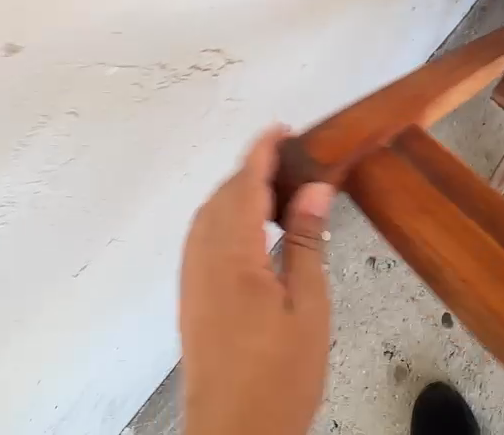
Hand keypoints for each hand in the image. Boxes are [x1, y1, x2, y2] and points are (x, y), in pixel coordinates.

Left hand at [179, 127, 335, 434]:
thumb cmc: (280, 375)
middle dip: (252, 170)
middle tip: (293, 163)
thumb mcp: (308, 307)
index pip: (244, 186)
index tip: (282, 129)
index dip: (261, 152)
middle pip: (222, 197)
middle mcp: (204, 260)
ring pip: (208, 217)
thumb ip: (306, 241)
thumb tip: (313, 187)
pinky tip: (253, 232)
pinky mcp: (191, 299)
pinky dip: (226, 219)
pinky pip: (202, 239)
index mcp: (233, 257)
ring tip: (279, 194)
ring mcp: (192, 280)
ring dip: (238, 194)